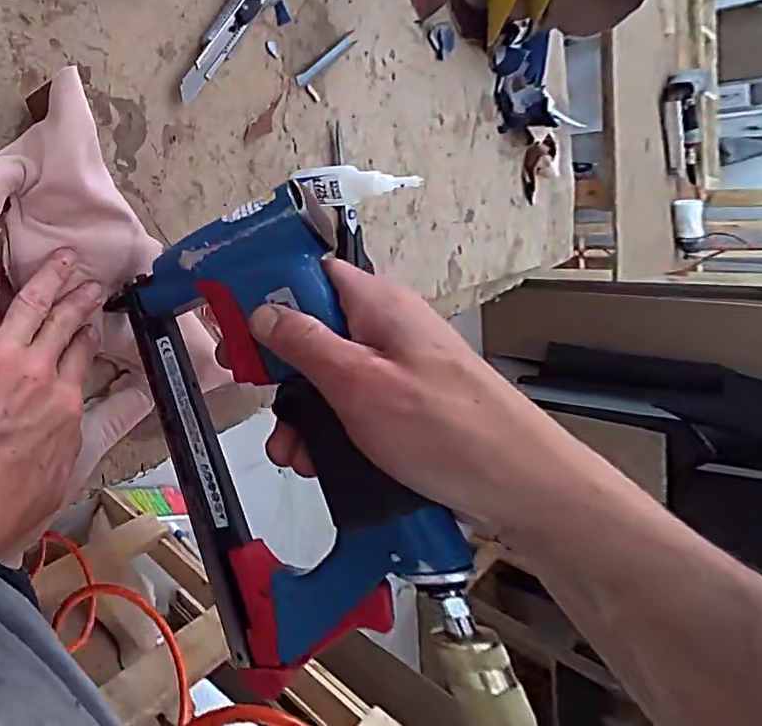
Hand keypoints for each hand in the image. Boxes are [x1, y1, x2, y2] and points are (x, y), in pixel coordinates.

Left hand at [0, 248, 102, 558]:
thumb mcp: (55, 484)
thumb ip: (72, 448)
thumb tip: (76, 433)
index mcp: (62, 402)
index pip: (81, 354)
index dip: (87, 334)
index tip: (88, 325)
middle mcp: (37, 370)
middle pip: (66, 320)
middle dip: (81, 296)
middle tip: (89, 281)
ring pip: (32, 300)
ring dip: (50, 275)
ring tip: (61, 258)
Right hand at [241, 259, 569, 527]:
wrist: (524, 487)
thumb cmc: (443, 427)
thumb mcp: (358, 383)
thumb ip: (304, 343)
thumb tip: (261, 311)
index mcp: (375, 301)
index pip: (309, 273)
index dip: (268, 292)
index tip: (237, 325)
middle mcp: (383, 322)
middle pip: (313, 326)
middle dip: (280, 368)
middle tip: (253, 395)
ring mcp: (395, 362)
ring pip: (329, 371)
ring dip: (302, 408)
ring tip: (290, 453)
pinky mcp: (404, 397)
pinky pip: (352, 399)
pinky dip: (330, 425)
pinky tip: (317, 461)